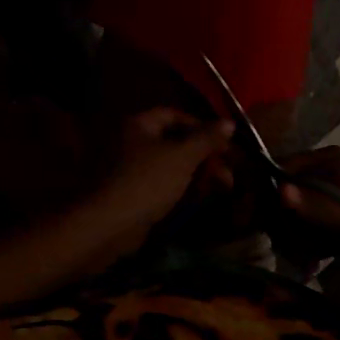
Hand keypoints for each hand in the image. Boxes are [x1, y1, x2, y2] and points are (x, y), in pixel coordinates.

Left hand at [72, 108, 233, 265]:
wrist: (109, 224)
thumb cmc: (147, 182)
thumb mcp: (183, 157)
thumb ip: (207, 139)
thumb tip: (230, 122)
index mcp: (138, 124)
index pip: (174, 115)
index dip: (202, 126)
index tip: (225, 143)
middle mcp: (130, 142)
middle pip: (174, 142)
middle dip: (205, 155)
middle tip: (230, 172)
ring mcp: (129, 170)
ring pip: (170, 166)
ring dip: (198, 174)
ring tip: (223, 187)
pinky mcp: (130, 194)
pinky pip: (161, 185)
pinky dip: (182, 188)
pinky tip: (200, 199)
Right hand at [270, 147, 339, 270]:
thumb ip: (314, 207)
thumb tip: (278, 192)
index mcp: (328, 160)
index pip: (278, 169)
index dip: (262, 196)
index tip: (254, 225)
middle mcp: (325, 172)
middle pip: (282, 195)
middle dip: (282, 226)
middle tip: (291, 252)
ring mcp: (330, 194)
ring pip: (293, 215)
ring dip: (294, 240)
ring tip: (305, 261)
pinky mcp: (335, 216)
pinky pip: (307, 227)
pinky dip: (306, 245)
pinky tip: (312, 262)